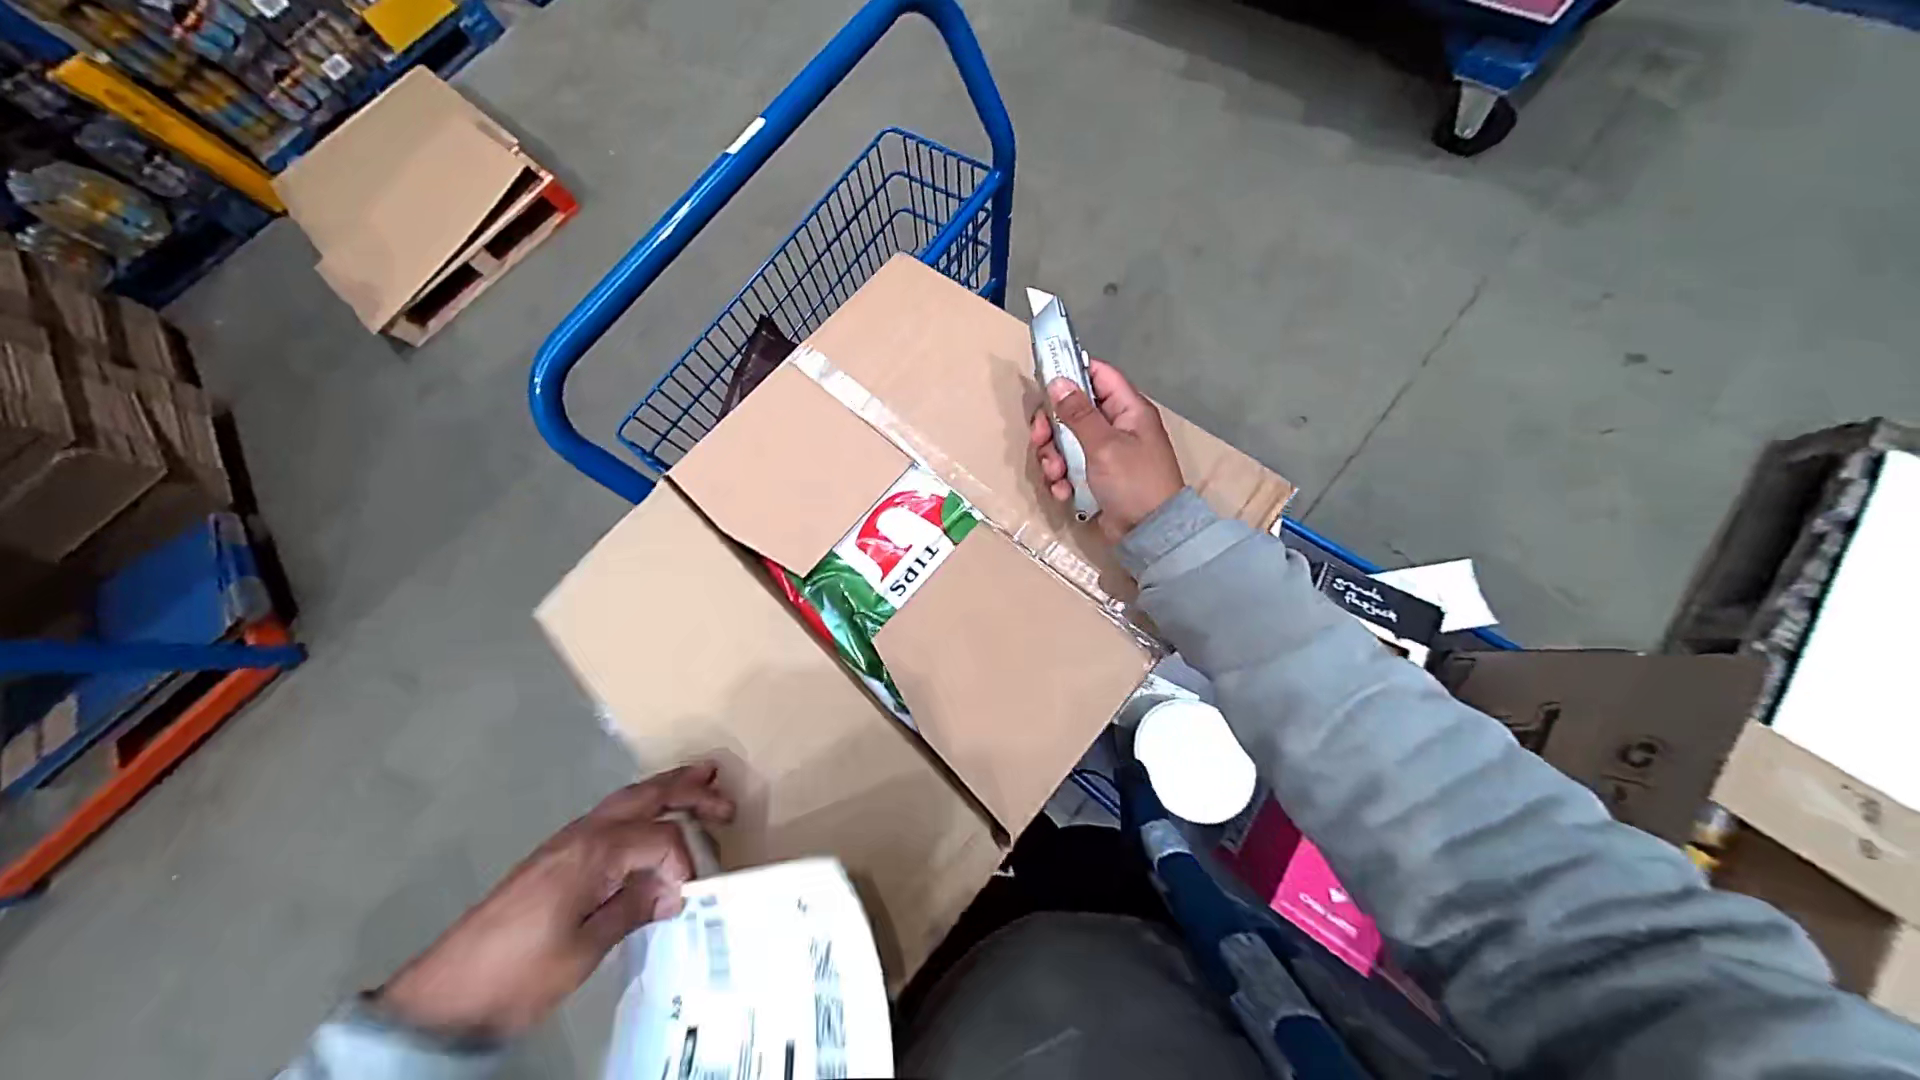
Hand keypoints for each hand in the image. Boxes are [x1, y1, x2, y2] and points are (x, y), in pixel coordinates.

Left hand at [376, 763, 733, 1039]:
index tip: (687, 896)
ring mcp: (567, 841)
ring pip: (627, 799)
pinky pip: (612, 815)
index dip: (683, 863)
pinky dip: (643, 807)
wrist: (443, 997)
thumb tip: (675, 890)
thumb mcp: (583, 950)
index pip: (660, 838)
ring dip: (666, 789)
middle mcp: (583, 834)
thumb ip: (633, 908)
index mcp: (594, 853)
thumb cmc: (518, 974)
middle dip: (688, 790)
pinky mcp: (557, 856)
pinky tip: (653, 817)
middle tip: (723, 793)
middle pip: (646, 797)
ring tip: (701, 779)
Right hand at [1030, 358, 1184, 539]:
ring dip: (1053, 457)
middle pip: (1073, 410)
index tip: (1044, 381)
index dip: (1071, 373)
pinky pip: (1069, 467)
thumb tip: (1058, 381)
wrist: (1149, 534)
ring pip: (1065, 441)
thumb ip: (1079, 413)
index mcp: (1128, 410)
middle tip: (1040, 439)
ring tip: (1056, 474)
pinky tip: (1063, 491)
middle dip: (1051, 426)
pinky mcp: (1095, 477)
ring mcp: (1105, 453)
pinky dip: (1062, 478)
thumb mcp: (1104, 445)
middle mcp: (1116, 426)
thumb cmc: (1133, 483)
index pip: (1098, 374)